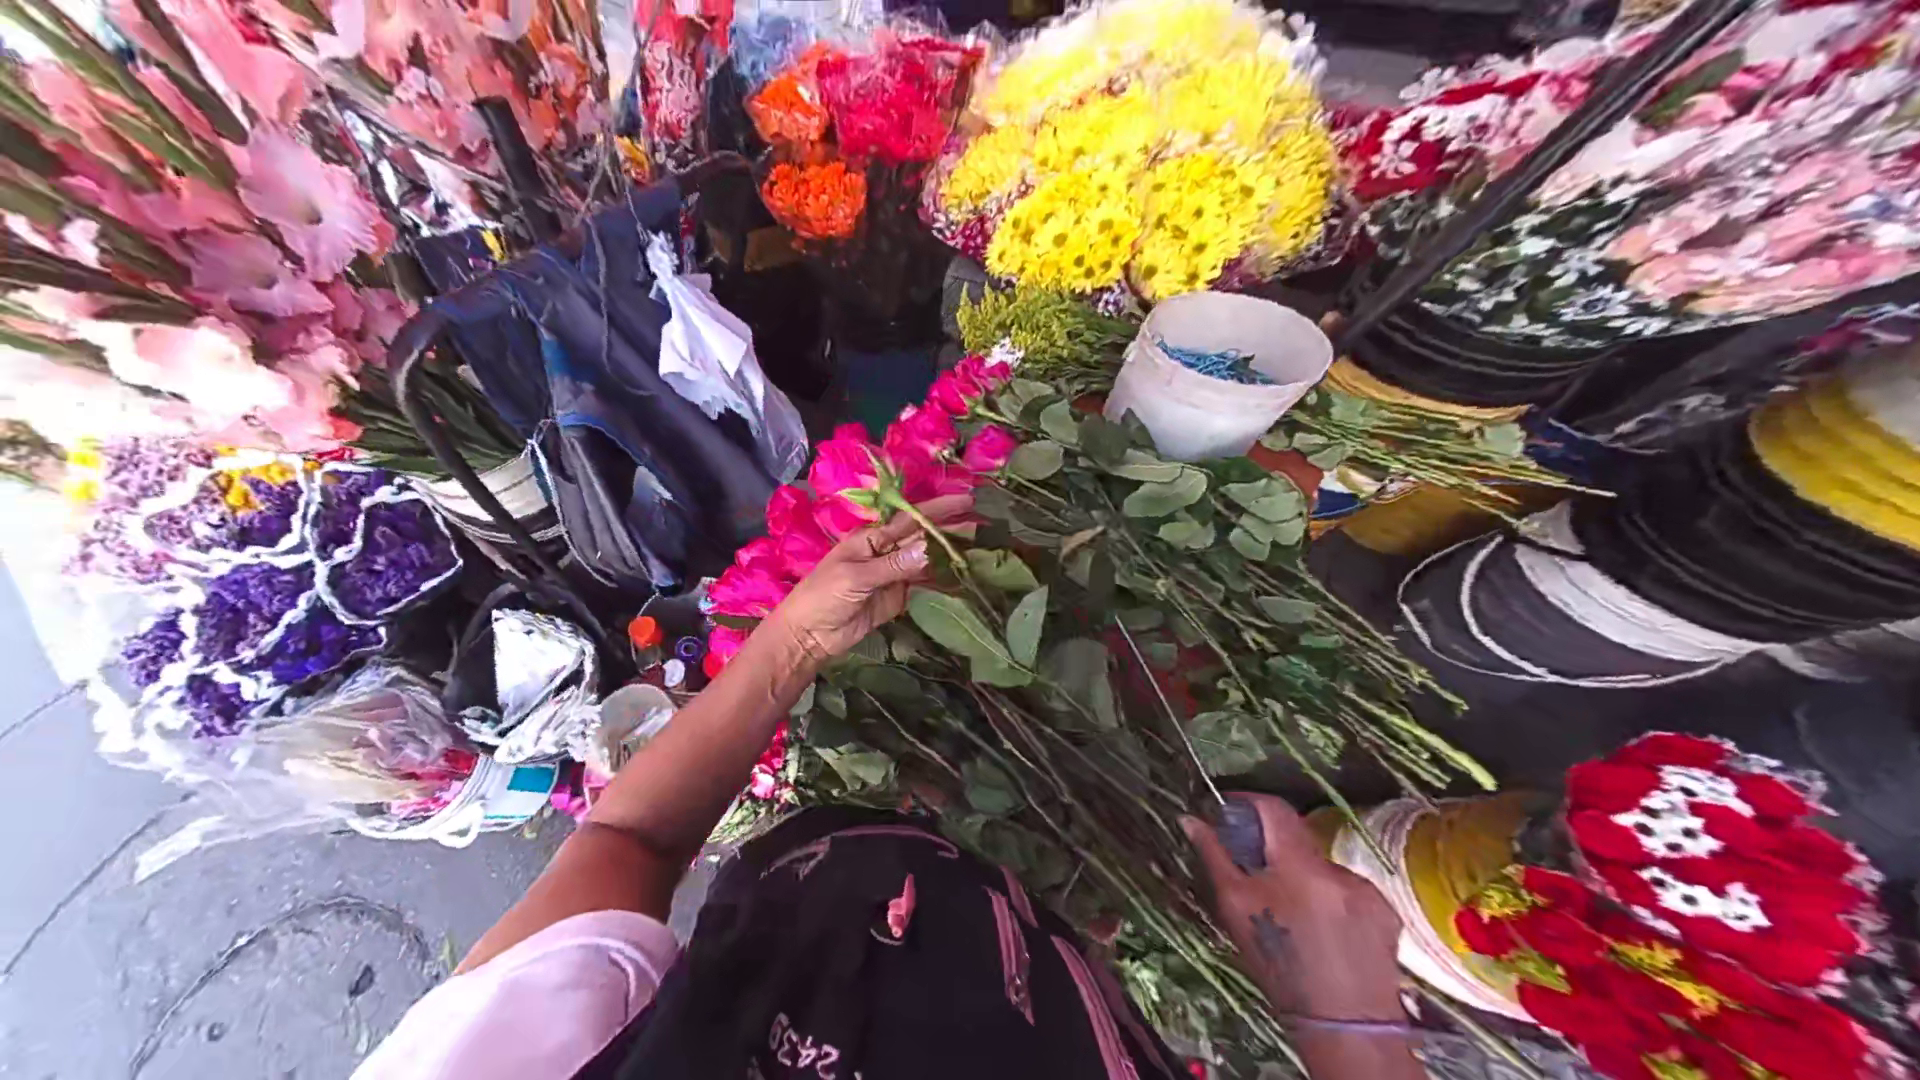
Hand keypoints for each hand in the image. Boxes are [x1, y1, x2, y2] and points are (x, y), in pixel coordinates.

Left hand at [762, 495, 970, 666]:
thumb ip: (894, 564)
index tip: (966, 501)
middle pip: (924, 538)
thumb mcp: (857, 576)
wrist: (809, 635)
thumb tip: (929, 548)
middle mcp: (886, 551)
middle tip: (984, 526)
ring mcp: (894, 574)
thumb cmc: (823, 596)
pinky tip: (963, 579)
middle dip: (951, 530)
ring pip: (928, 561)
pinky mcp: (898, 597)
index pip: (911, 519)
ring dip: (951, 556)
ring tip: (982, 550)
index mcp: (872, 537)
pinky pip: (925, 586)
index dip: (938, 510)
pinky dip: (943, 582)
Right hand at [1183, 795, 1404, 1021]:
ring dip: (1302, 873)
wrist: (1345, 1027)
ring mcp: (1366, 890)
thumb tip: (1190, 819)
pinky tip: (1320, 925)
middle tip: (1252, 864)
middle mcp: (1337, 869)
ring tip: (1289, 907)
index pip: (1275, 808)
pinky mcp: (1385, 911)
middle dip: (1272, 843)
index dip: (1249, 801)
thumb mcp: (1235, 908)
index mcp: (1299, 866)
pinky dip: (1328, 895)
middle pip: (1297, 837)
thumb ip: (1214, 855)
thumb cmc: (1279, 965)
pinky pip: (1346, 887)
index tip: (1229, 807)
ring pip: (1321, 864)